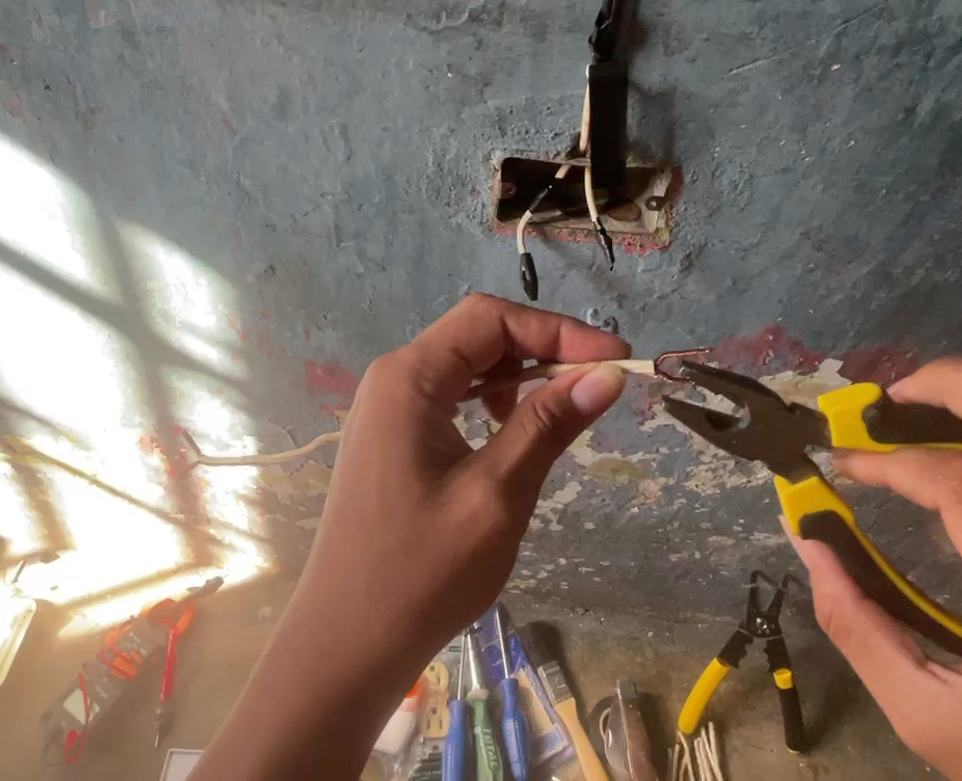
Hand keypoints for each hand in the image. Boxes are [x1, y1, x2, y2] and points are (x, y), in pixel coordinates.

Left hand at [298, 292, 630, 670]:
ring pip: (466, 364)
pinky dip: (491, 401)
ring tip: (562, 407)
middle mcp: (393, 377)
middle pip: (477, 334)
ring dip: (519, 375)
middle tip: (597, 382)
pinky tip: (513, 429)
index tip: (615, 360)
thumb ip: (547, 426)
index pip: (490, 319)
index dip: (558, 330)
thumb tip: (605, 376)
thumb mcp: (496, 495)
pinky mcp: (393, 436)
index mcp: (409, 377)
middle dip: (542, 349)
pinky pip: (450, 396)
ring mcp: (388, 407)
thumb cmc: (421, 572)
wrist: (346, 642)